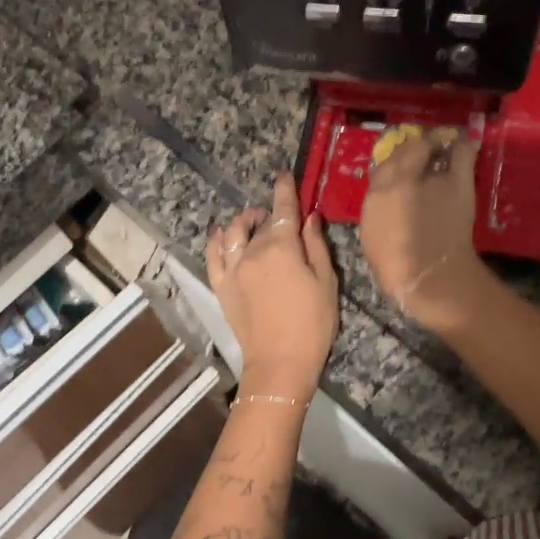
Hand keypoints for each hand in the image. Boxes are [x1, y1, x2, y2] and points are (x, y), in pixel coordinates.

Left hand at [206, 173, 338, 401]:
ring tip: (251, 220)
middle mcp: (252, 251)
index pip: (283, 209)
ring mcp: (233, 269)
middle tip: (277, 213)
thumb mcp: (326, 283)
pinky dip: (216, 240)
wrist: (280, 363)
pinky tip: (221, 234)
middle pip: (259, 222)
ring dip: (243, 221)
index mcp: (282, 247)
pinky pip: (213, 256)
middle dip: (267, 211)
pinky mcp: (221, 287)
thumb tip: (308, 218)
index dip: (285, 190)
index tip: (284, 175)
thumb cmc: (313, 325)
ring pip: (232, 233)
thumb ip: (316, 246)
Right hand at [359, 126, 490, 330]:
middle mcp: (396, 179)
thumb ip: (380, 211)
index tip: (398, 172)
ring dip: (432, 148)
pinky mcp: (457, 181)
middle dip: (409, 151)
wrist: (430, 278)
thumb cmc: (397, 268)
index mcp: (375, 195)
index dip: (391, 167)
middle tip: (419, 157)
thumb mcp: (375, 238)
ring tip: (438, 153)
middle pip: (402, 152)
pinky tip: (461, 144)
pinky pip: (460, 152)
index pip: (381, 167)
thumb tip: (388, 198)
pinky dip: (461, 146)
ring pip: (427, 147)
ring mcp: (427, 176)